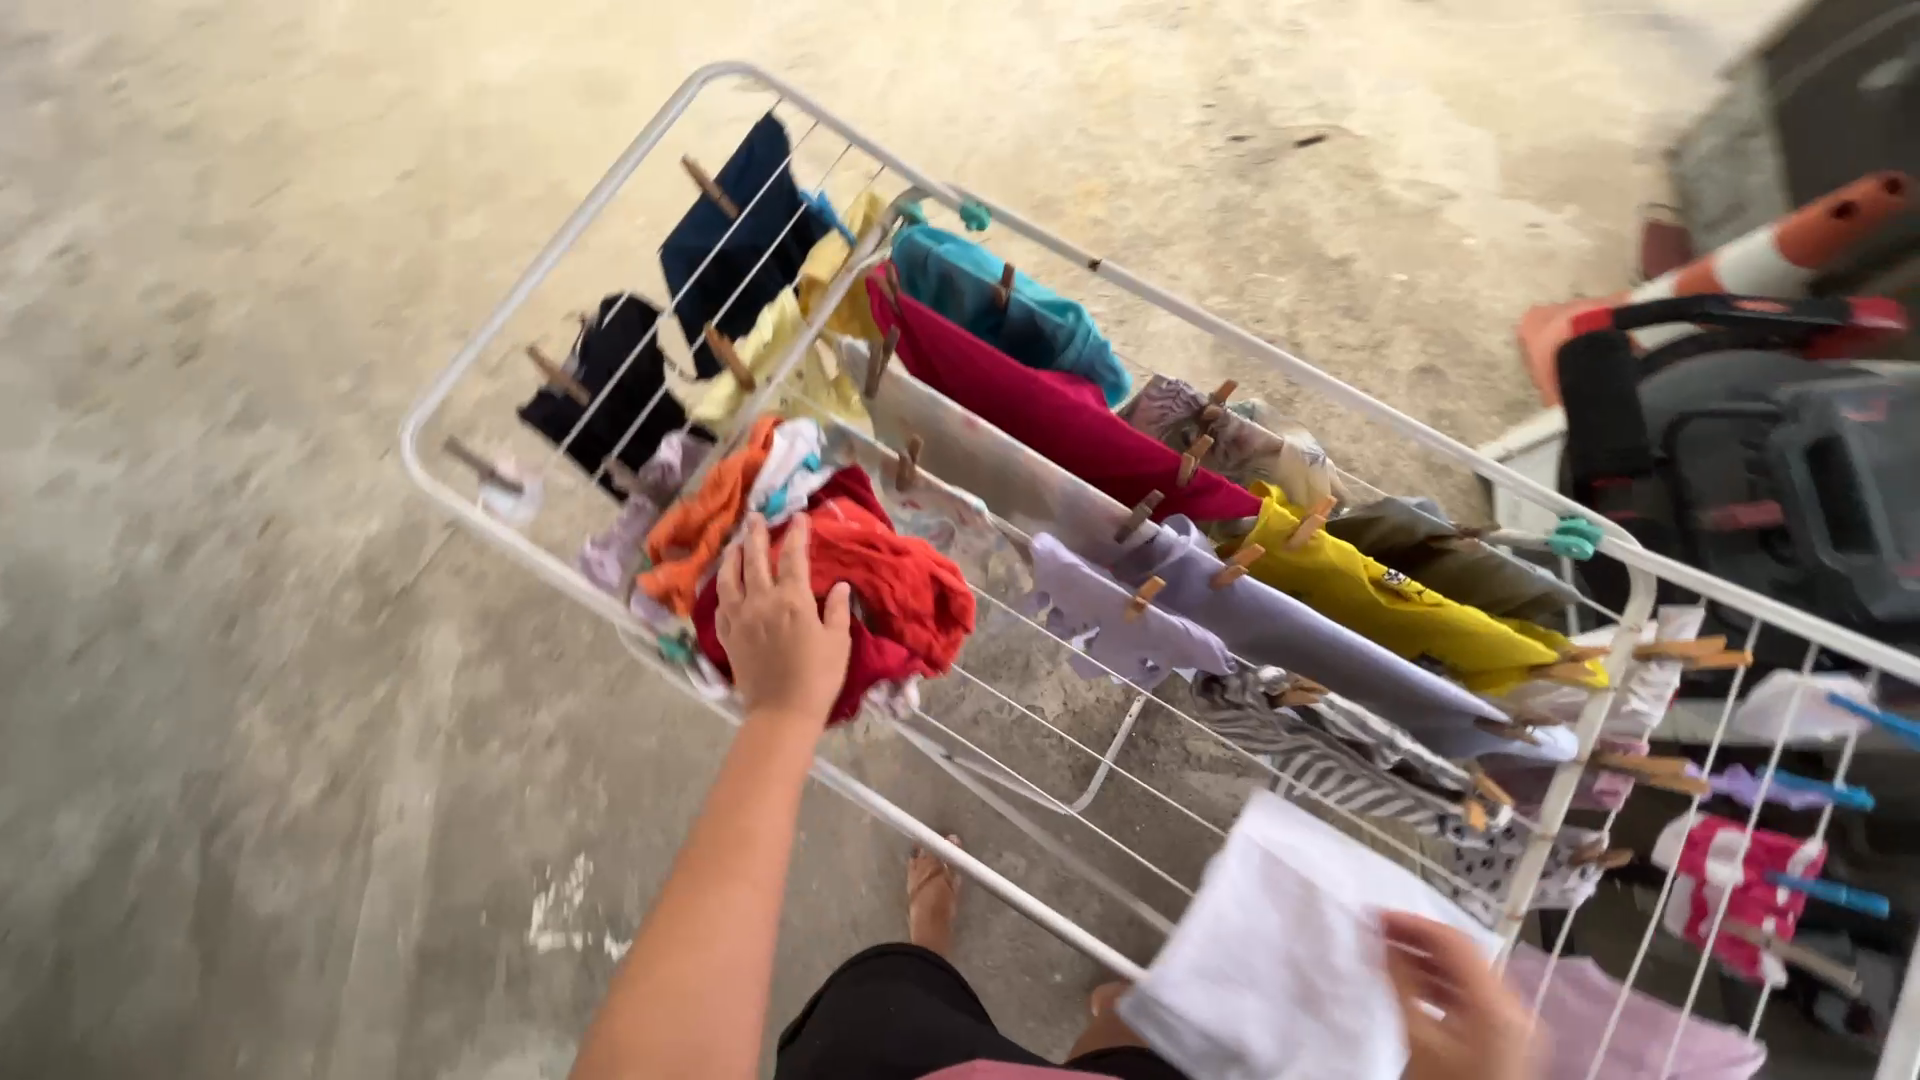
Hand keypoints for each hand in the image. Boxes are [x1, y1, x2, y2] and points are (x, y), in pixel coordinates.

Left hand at [715, 513, 852, 729]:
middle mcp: (761, 602)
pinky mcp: (728, 636)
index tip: (798, 518)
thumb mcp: (838, 641)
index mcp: (792, 600)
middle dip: (755, 535)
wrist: (782, 712)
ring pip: (729, 578)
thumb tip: (839, 585)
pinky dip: (722, 589)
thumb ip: (836, 609)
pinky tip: (724, 584)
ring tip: (735, 544)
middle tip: (755, 517)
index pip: (793, 557)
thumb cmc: (818, 677)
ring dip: (732, 557)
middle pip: (754, 559)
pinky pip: (720, 606)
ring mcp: (740, 618)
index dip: (796, 535)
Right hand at [1381, 912, 1539, 1079]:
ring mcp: (1515, 1022)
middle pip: (1462, 955)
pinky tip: (1411, 982)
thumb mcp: (1418, 1038)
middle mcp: (1514, 1006)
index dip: (1413, 923)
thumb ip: (1400, 981)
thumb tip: (1380, 938)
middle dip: (1417, 939)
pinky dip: (1440, 982)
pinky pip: (1472, 994)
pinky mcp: (1508, 1035)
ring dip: (1426, 959)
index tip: (1374, 917)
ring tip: (1387, 954)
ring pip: (1466, 972)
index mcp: (1496, 1006)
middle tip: (1376, 931)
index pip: (1453, 942)